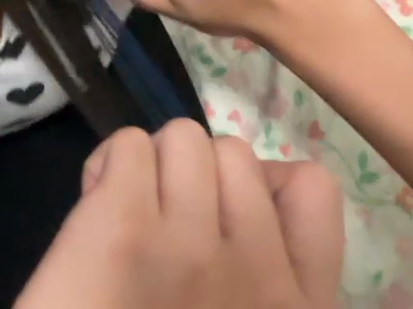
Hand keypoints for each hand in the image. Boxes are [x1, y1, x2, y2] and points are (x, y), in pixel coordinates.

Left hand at [17, 120, 342, 308]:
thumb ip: (259, 276)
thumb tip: (259, 189)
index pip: (315, 189)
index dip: (268, 182)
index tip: (229, 214)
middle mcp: (257, 271)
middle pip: (235, 151)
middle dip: (197, 175)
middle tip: (166, 224)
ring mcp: (191, 244)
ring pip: (183, 137)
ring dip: (153, 166)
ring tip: (131, 215)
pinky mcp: (123, 223)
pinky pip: (129, 144)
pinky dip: (108, 167)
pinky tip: (96, 210)